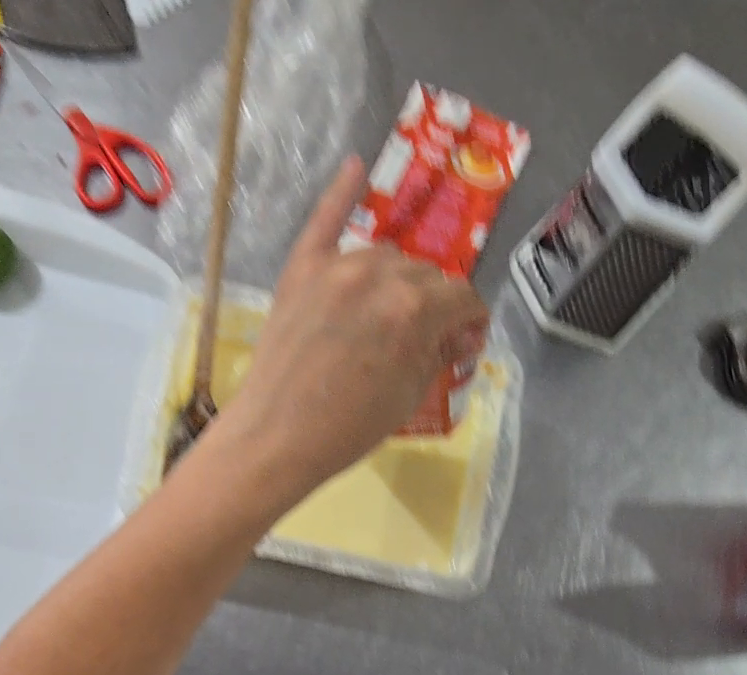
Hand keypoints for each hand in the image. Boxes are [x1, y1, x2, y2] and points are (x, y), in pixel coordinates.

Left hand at [214, 157, 490, 495]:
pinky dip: (341, 191)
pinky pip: (325, 220)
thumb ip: (438, 352)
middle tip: (422, 337)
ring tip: (385, 312)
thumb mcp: (410, 396)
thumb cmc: (349, 428)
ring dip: (395, 278)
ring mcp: (337, 267)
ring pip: (385, 255)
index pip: (462, 297)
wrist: (276, 436)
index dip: (470, 321)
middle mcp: (380, 274)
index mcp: (415, 308)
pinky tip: (355, 164)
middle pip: (424, 274)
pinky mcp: (301, 270)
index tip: (465, 340)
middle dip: (433, 303)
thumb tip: (456, 333)